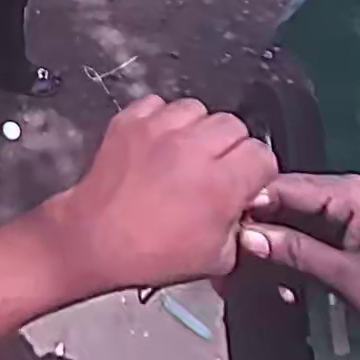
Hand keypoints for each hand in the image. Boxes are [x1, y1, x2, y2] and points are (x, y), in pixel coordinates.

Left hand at [39, 96, 277, 296]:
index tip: (247, 179)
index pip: (261, 153)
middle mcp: (190, 148)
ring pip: (195, 108)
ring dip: (196, 128)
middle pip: (232, 124)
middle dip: (230, 146)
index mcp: (220, 182)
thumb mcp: (218, 255)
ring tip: (185, 151)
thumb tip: (245, 201)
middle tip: (216, 165)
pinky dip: (160, 118)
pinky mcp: (129, 121)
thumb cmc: (151, 251)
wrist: (98, 235)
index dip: (257, 169)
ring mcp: (156, 129)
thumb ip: (240, 221)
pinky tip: (158, 141)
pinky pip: (156, 103)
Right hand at [240, 174, 359, 359]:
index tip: (218, 229)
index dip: (244, 205)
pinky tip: (281, 281)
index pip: (276, 184)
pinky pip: (308, 236)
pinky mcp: (354, 237)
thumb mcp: (357, 282)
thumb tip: (247, 235)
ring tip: (249, 273)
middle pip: (280, 201)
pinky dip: (292, 256)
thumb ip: (297, 253)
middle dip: (255, 229)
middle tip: (230, 258)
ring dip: (271, 246)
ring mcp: (352, 216)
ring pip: (290, 221)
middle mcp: (348, 196)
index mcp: (351, 194)